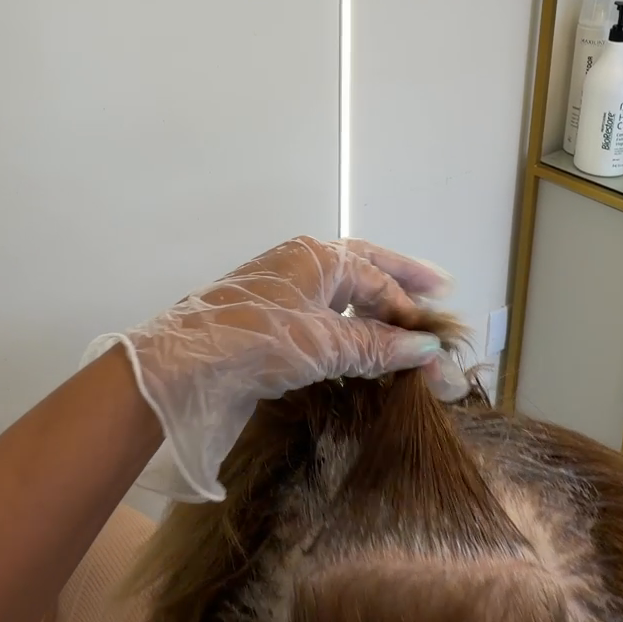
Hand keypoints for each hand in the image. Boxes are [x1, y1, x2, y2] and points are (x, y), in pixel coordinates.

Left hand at [86, 237, 468, 501]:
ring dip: (372, 306)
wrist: (183, 365)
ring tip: (403, 320)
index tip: (436, 338)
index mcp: (315, 256)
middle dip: (398, 280)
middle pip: (361, 268)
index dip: (408, 307)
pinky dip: (345, 326)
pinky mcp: (266, 320)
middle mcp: (299, 264)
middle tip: (439, 289)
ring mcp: (280, 290)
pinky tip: (356, 344)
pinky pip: (319, 315)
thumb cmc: (256, 341)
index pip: (375, 276)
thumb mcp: (323, 342)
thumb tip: (426, 349)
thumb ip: (376, 344)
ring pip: (339, 291)